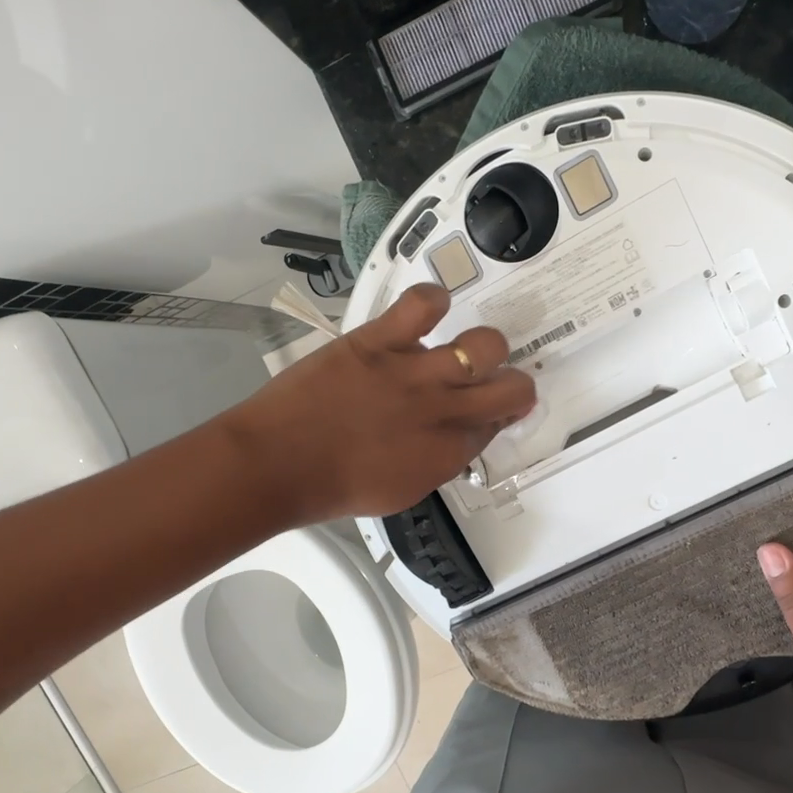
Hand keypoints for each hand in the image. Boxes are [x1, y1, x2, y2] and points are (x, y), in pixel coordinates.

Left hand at [221, 283, 535, 523]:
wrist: (279, 464)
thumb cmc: (335, 487)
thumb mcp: (401, 491)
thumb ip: (436, 462)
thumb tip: (454, 439)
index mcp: (449, 453)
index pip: (497, 426)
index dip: (497, 418)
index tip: (488, 414)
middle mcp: (445, 411)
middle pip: (510, 387)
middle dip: (512, 385)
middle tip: (493, 383)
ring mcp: (415, 372)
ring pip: (485, 346)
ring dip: (484, 348)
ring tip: (463, 350)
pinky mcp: (380, 341)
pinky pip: (423, 304)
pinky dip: (433, 300)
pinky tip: (430, 309)